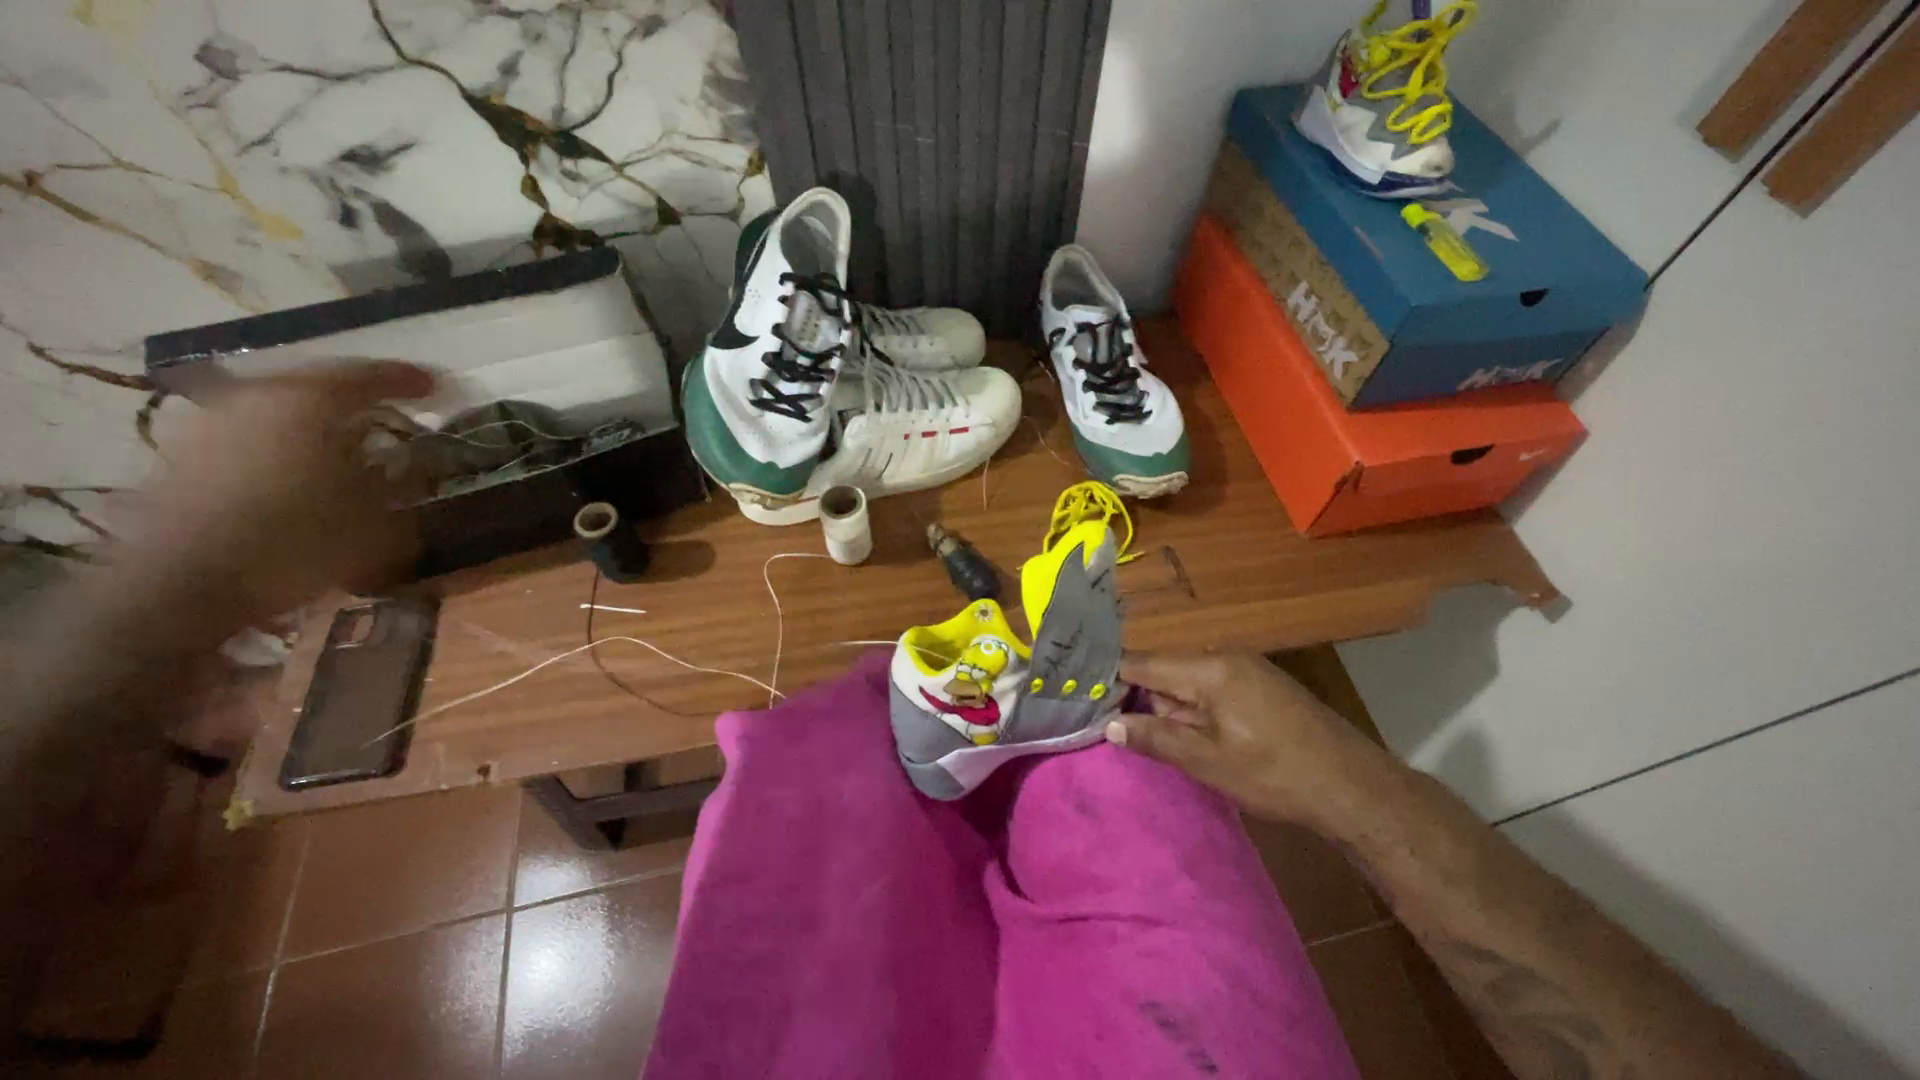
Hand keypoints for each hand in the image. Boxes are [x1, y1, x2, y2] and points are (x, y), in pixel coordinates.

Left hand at [125, 361, 435, 624]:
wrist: (179, 584)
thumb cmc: (296, 543)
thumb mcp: (381, 526)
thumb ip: (407, 492)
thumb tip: (419, 474)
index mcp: (313, 399)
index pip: (372, 375)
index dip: (409, 380)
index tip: (436, 387)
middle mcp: (260, 395)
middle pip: (321, 385)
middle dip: (359, 400)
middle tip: (390, 415)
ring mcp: (214, 421)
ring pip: (282, 411)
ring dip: (317, 425)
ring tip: (345, 450)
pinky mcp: (185, 454)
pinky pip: (253, 437)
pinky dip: (284, 448)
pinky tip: (300, 478)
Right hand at [1106, 651, 1400, 830]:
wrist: (1353, 787)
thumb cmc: (1274, 774)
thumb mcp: (1207, 762)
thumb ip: (1156, 738)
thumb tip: (1109, 724)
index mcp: (1209, 669)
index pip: (1141, 662)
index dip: (1107, 676)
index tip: (1076, 691)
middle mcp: (1225, 657)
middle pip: (1163, 670)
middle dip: (1136, 696)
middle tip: (1104, 722)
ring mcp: (1247, 669)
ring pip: (1187, 681)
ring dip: (1166, 706)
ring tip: (1136, 732)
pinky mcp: (1261, 687)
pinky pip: (1211, 688)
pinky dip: (1192, 708)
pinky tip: (1183, 734)